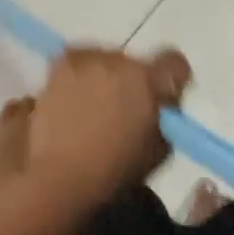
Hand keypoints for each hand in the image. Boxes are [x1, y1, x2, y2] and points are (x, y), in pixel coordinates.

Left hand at [28, 46, 189, 197]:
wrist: (62, 174)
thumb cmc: (116, 169)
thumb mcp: (161, 149)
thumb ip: (166, 118)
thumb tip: (162, 106)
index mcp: (149, 80)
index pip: (175, 63)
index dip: (172, 81)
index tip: (164, 100)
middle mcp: (118, 61)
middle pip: (137, 62)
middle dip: (135, 82)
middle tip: (126, 111)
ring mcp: (85, 60)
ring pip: (106, 60)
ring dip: (107, 78)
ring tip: (96, 108)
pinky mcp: (58, 67)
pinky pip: (79, 61)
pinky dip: (81, 76)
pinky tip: (76, 101)